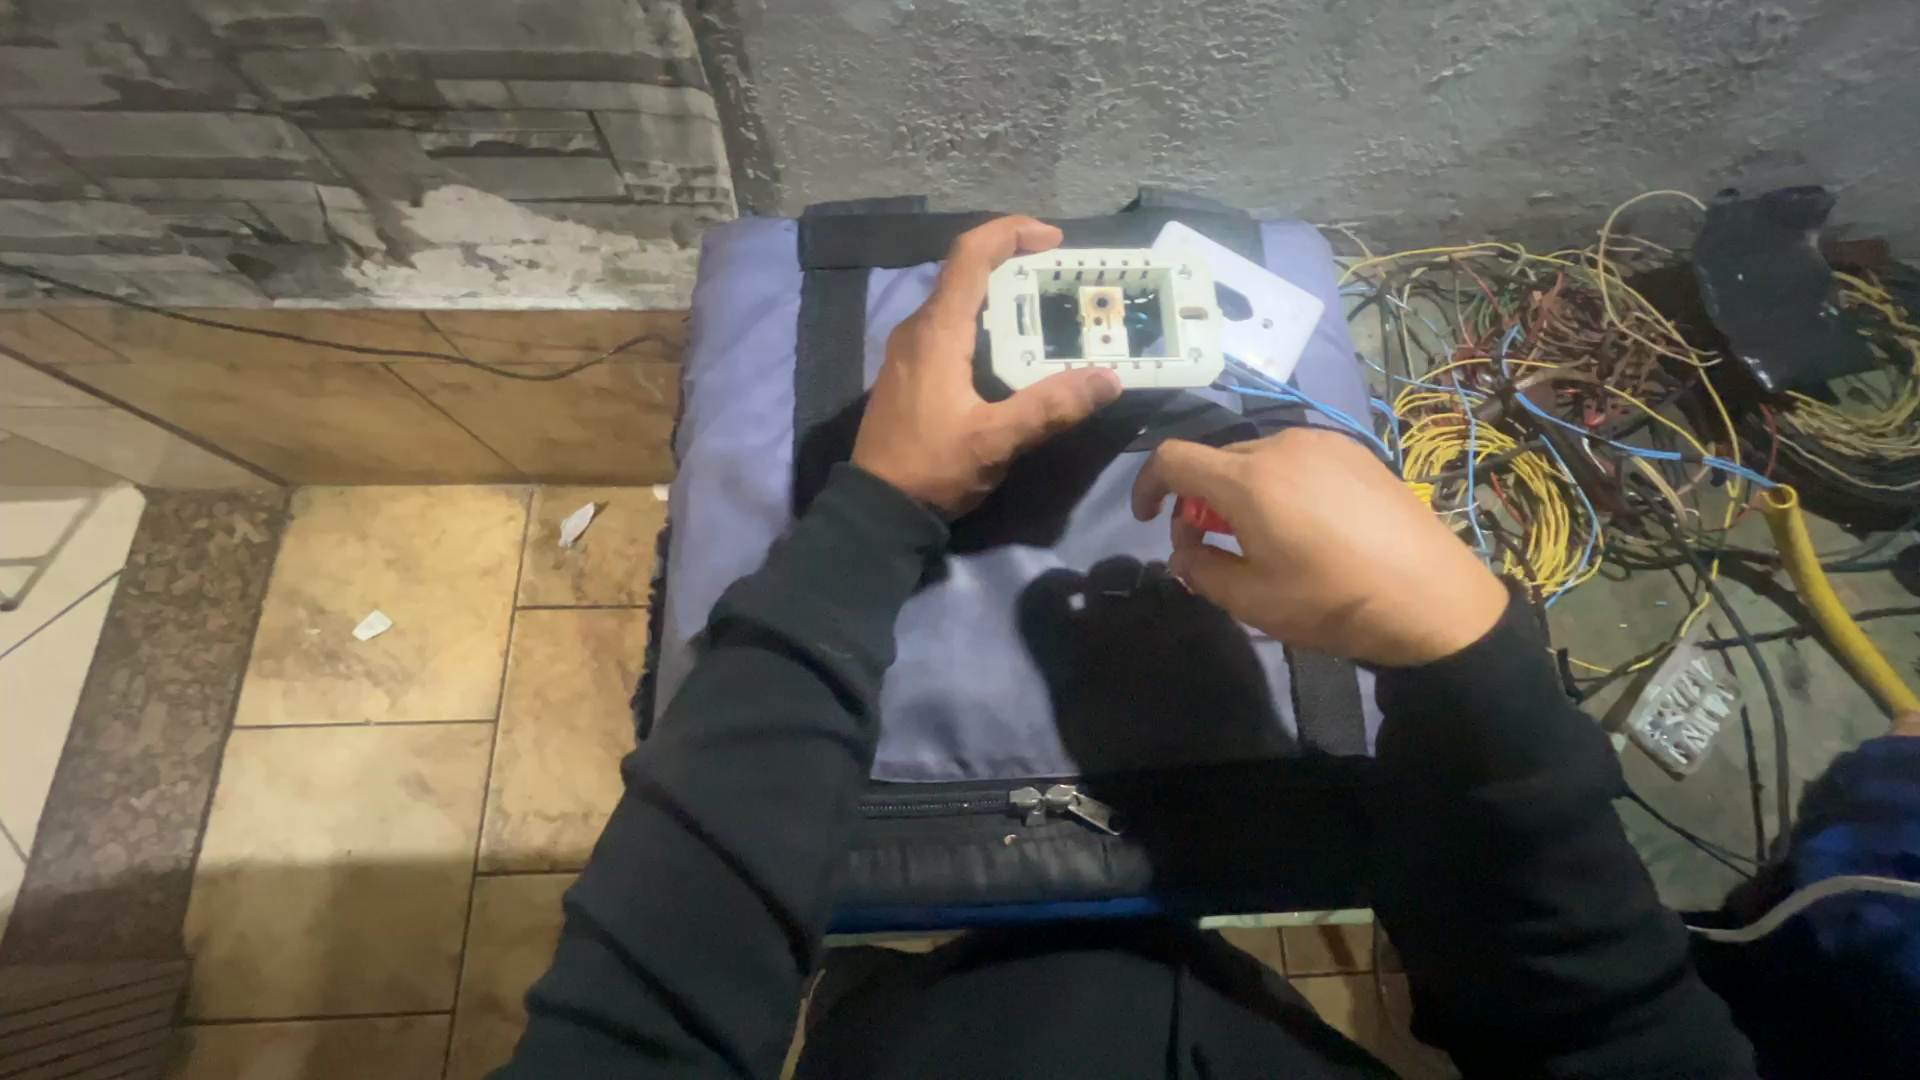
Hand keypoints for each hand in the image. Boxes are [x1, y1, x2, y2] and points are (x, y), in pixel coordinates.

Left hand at [852, 216, 1122, 516]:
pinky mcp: (908, 375)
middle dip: (1016, 270)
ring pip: (958, 306)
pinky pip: (949, 333)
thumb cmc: (932, 468)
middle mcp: (917, 330)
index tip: (1053, 241)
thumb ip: (1050, 407)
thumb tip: (1108, 379)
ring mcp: (908, 353)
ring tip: (1046, 321)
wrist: (877, 508)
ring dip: (1002, 304)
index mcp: (936, 332)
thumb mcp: (996, 440)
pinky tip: (1011, 359)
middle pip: (967, 276)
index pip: (970, 254)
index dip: (1011, 233)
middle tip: (1062, 288)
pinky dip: (985, 330)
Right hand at [1130, 429, 1509, 665]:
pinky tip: (1303, 522)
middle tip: (1209, 544)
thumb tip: (1183, 554)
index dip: (1147, 485)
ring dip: (1236, 491)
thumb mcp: (1251, 599)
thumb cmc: (1332, 602)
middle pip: (1213, 460)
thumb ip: (1199, 570)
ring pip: (1253, 458)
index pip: (1172, 458)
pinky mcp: (1355, 452)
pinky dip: (1275, 483)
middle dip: (1195, 499)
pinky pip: (1293, 457)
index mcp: (1248, 480)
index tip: (1148, 518)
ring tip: (1260, 535)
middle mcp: (1281, 446)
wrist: (1435, 601)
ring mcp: (1323, 444)